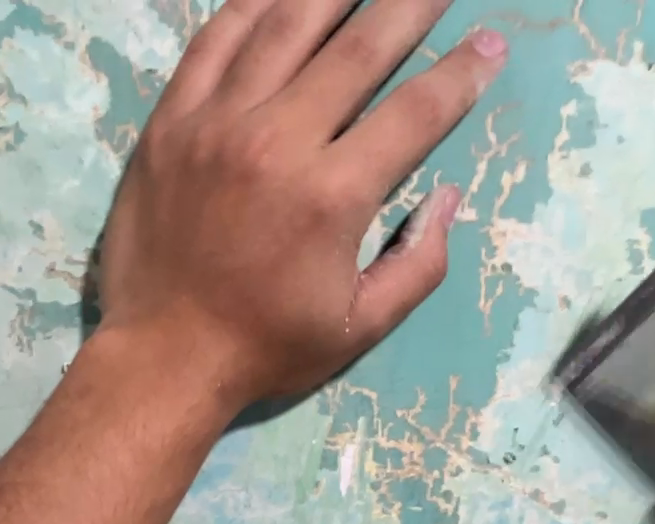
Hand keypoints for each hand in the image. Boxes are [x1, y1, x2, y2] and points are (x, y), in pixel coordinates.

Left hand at [93, 0, 507, 407]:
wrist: (164, 358)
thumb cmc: (266, 349)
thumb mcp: (359, 329)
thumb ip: (417, 266)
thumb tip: (448, 199)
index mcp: (332, 197)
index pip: (414, 114)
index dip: (461, 75)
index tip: (490, 46)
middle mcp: (278, 141)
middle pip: (357, 50)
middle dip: (410, 6)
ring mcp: (216, 124)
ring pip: (284, 25)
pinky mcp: (169, 124)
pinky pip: (214, 42)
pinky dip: (251, 5)